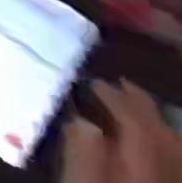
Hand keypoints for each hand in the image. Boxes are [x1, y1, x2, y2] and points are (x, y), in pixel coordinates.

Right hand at [64, 81, 181, 182]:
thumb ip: (84, 159)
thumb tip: (83, 121)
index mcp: (141, 176)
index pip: (140, 133)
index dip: (119, 104)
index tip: (96, 82)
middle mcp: (168, 180)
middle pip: (168, 143)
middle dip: (146, 111)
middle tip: (121, 85)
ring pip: (181, 156)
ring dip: (163, 127)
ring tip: (141, 106)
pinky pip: (181, 168)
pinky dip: (172, 149)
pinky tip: (160, 142)